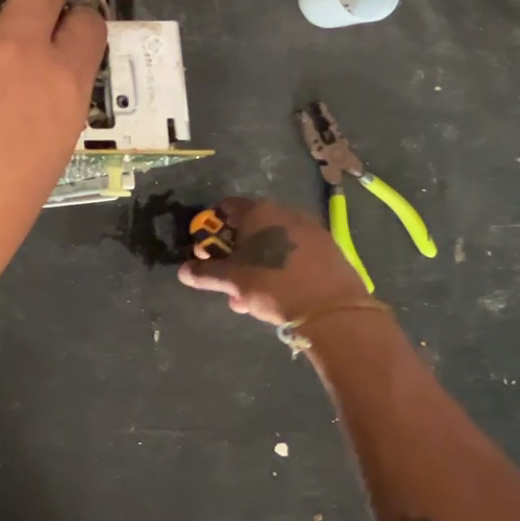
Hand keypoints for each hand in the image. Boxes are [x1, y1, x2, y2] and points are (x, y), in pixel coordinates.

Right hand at [178, 197, 365, 324]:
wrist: (336, 312)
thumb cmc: (274, 285)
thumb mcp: (232, 280)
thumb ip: (204, 273)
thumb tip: (183, 271)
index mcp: (260, 211)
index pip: (226, 208)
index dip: (211, 228)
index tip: (207, 251)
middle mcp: (286, 213)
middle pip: (250, 227)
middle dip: (234, 252)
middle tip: (227, 275)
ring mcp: (312, 230)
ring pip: (273, 243)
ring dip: (256, 263)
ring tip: (249, 294)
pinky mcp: (330, 250)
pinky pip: (294, 253)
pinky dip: (280, 267)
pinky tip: (277, 293)